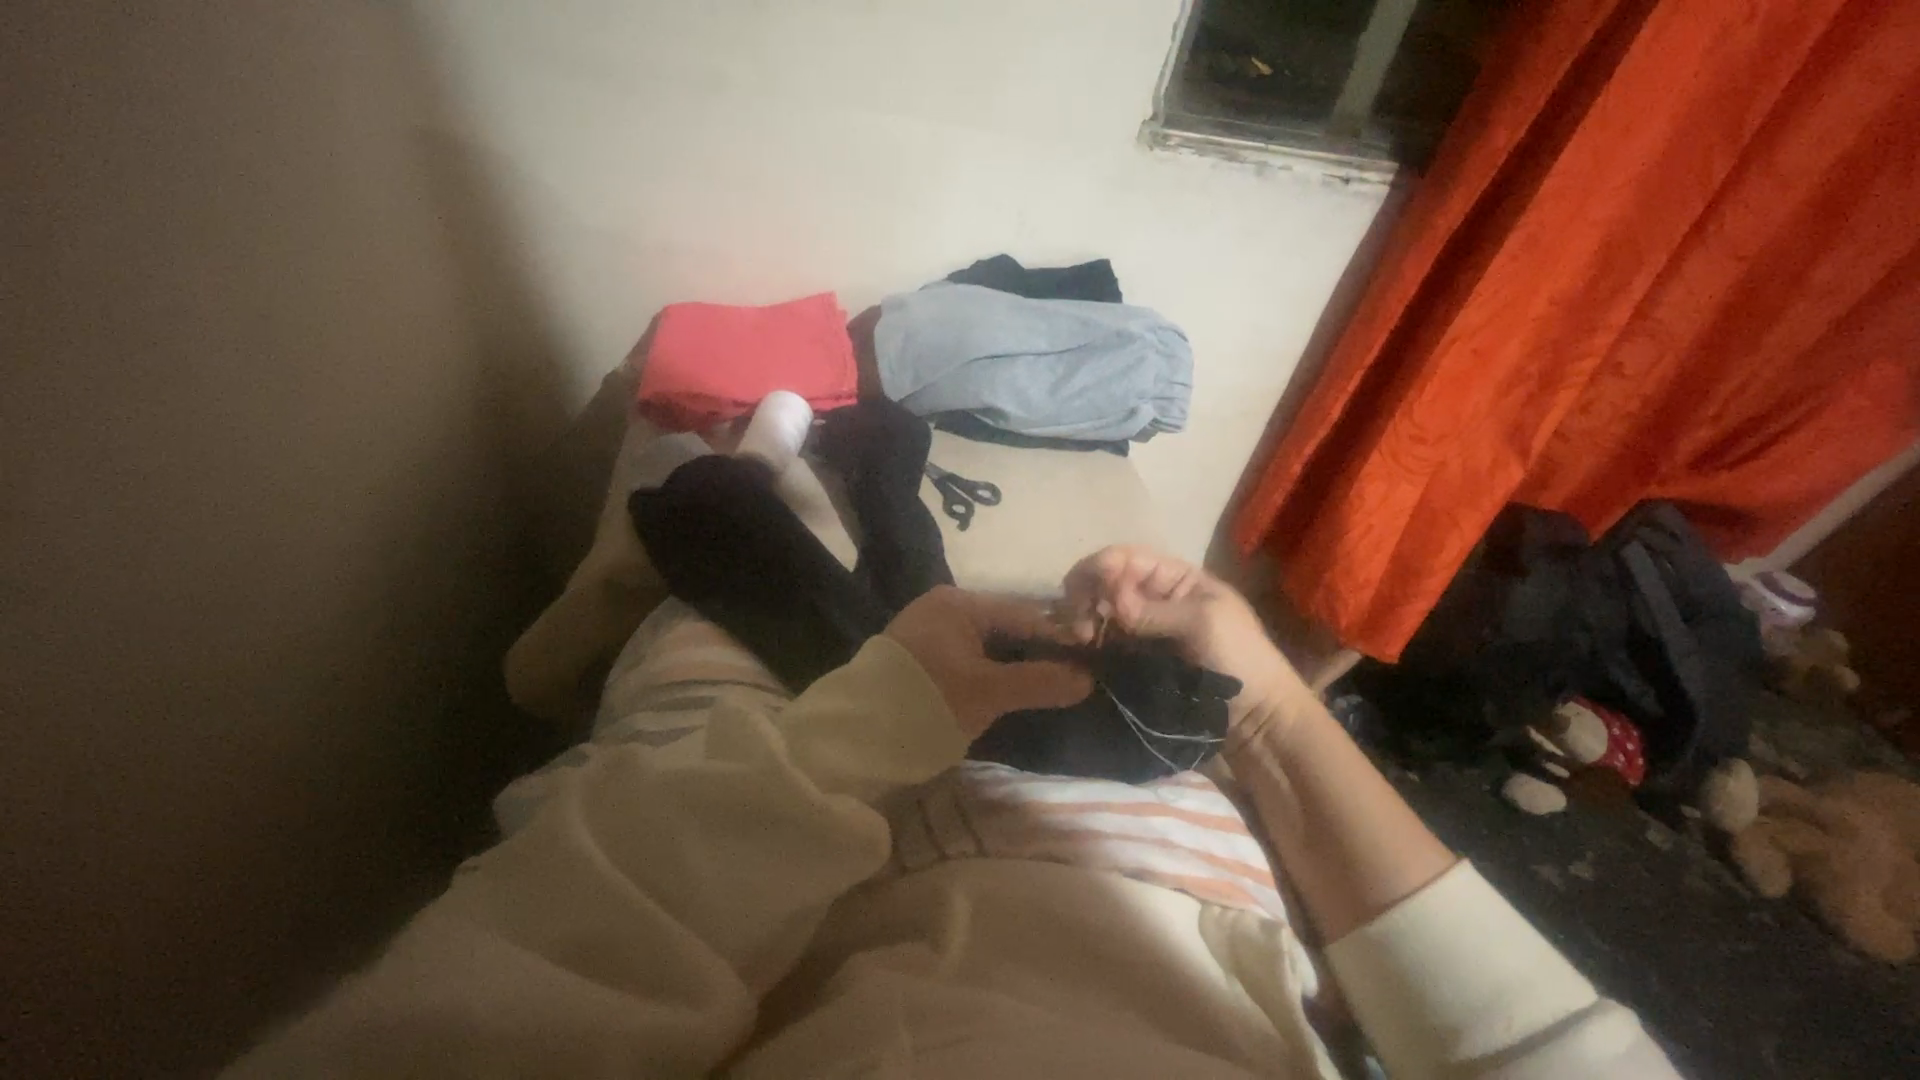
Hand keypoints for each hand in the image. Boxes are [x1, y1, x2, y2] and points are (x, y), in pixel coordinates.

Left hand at [885, 586, 1094, 737]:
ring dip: (1013, 665)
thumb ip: (1039, 682)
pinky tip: (1009, 691)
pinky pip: (967, 658)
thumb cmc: (931, 700)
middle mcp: (941, 608)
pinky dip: (990, 672)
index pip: (1022, 614)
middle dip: (1036, 651)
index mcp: (958, 603)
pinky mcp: (918, 659)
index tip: (1089, 658)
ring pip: (986, 645)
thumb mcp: (990, 692)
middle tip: (1070, 675)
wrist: (861, 735)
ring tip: (1045, 686)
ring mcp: (927, 633)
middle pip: (1004, 627)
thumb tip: (1087, 679)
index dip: (1057, 637)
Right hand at [1060, 546, 1307, 733]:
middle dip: (1085, 593)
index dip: (1101, 567)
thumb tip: (1107, 596)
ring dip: (1082, 618)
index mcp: (1177, 580)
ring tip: (1080, 639)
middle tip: (1078, 623)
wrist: (1255, 720)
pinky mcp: (1134, 663)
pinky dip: (1088, 642)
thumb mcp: (1204, 622)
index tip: (1082, 590)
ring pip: (1099, 612)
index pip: (1127, 558)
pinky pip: (1103, 644)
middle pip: (1106, 582)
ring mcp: (1142, 632)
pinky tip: (1083, 650)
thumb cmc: (1241, 659)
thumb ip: (1154, 608)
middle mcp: (1154, 600)